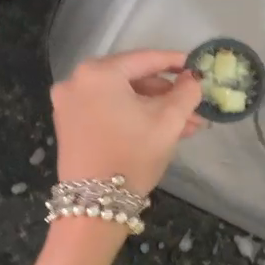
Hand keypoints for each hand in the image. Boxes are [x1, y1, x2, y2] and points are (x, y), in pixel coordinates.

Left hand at [52, 49, 205, 190]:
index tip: (196, 65)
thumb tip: (192, 78)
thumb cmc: (132, 155)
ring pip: (121, 97)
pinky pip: (107, 110)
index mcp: (98, 73)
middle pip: (131, 79)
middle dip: (166, 94)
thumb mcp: (168, 121)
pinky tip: (159, 130)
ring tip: (186, 125)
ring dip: (153, 108)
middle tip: (194, 104)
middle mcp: (77, 81)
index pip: (144, 59)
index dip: (174, 62)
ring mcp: (68, 104)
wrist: (95, 204)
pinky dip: (132, 116)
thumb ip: (186, 92)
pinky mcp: (68, 125)